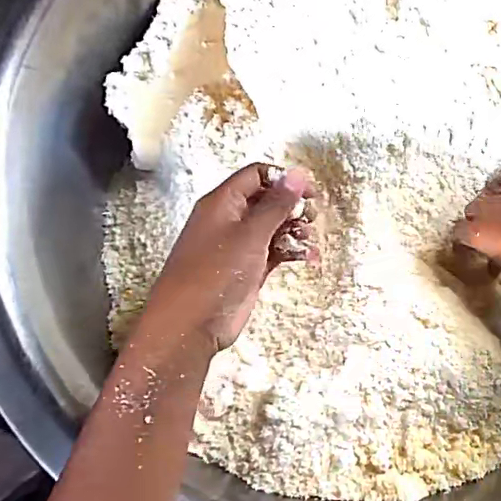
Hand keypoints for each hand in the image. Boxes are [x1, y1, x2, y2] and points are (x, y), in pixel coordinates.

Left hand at [139, 163, 314, 352]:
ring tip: (307, 239)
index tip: (307, 191)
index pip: (256, 175)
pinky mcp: (247, 269)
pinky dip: (291, 251)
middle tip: (310, 216)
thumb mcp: (251, 233)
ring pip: (273, 226)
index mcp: (222, 203)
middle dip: (292, 206)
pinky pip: (274, 251)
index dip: (283, 178)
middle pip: (266, 200)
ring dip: (294, 229)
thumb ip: (276, 204)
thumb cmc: (212, 275)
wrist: (190, 326)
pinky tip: (306, 257)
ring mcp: (237, 246)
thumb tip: (296, 174)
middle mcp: (228, 221)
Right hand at [455, 186, 500, 290]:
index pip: (458, 231)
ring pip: (491, 197)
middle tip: (487, 233)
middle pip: (472, 209)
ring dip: (493, 209)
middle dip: (475, 220)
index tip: (469, 247)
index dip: (462, 239)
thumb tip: (492, 252)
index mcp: (480, 233)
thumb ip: (494, 255)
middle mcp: (490, 210)